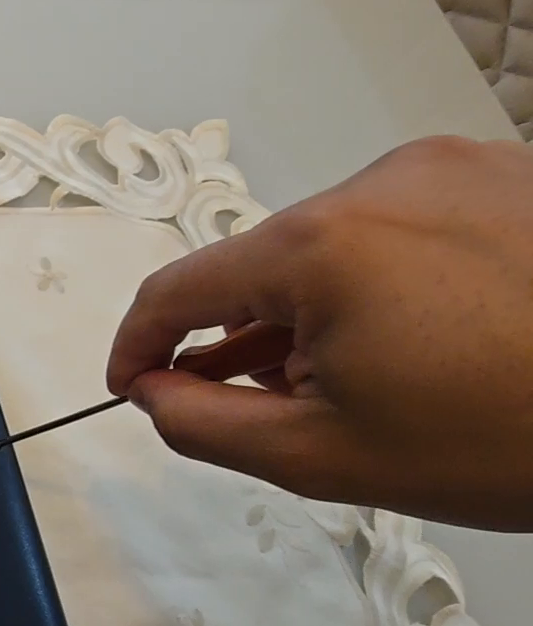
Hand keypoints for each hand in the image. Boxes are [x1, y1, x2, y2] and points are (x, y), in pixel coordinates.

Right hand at [106, 135, 532, 530]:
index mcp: (321, 244)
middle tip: (252, 403)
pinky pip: (385, 232)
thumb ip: (193, 422)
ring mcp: (453, 170)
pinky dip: (362, 288)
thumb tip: (149, 390)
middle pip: (247, 270)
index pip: (172, 291)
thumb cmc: (510, 437)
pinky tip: (396, 341)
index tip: (131, 387)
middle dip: (230, 339)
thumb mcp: (311, 454)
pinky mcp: (506, 176)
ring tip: (335, 379)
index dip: (133, 346)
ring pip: (315, 251)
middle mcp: (381, 184)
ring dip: (297, 316)